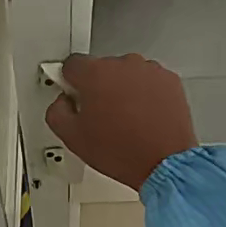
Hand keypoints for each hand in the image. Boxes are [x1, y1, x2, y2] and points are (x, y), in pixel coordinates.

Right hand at [44, 53, 197, 190]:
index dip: (69, 82)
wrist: (163, 162)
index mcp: (95, 74)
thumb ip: (56, 111)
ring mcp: (149, 71)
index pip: (71, 64)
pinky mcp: (169, 81)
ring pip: (126, 75)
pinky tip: (142, 119)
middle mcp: (123, 65)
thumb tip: (61, 103)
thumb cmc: (122, 151)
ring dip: (122, 91)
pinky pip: (149, 82)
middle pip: (100, 68)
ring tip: (124, 122)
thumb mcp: (72, 137)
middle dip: (97, 88)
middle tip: (99, 117)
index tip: (72, 95)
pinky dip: (145, 95)